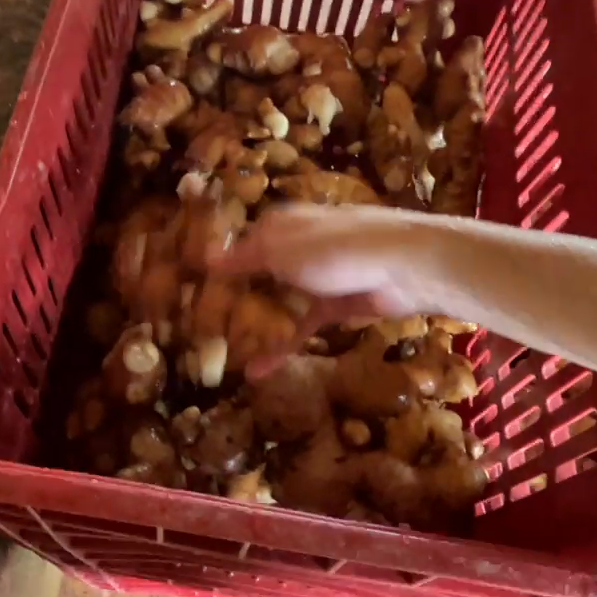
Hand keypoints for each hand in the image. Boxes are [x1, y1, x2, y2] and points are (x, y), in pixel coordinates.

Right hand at [210, 204, 452, 333]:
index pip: (240, 244)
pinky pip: (300, 327)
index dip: (219, 267)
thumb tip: (205, 257)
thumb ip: (244, 258)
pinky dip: (282, 347)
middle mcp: (295, 249)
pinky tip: (259, 371)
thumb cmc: (333, 248)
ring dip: (256, 329)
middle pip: (258, 276)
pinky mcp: (335, 306)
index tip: (193, 291)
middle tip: (204, 330)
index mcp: (280, 226)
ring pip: (278, 305)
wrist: (403, 265)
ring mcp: (316, 279)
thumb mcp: (281, 250)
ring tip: (227, 355)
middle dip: (235, 302)